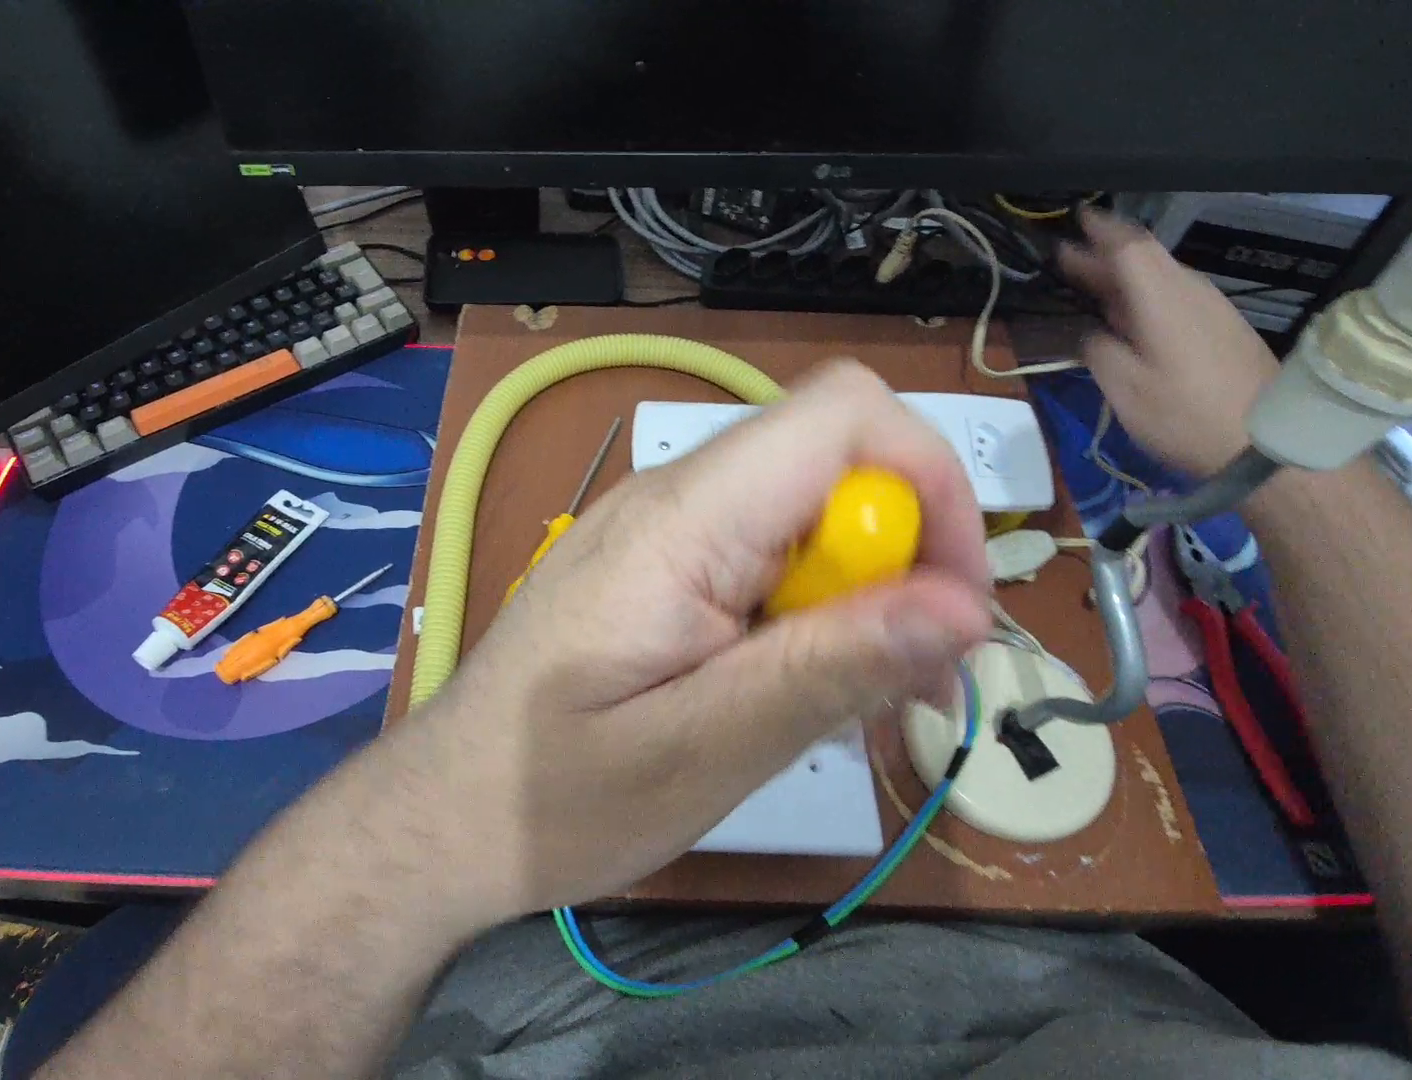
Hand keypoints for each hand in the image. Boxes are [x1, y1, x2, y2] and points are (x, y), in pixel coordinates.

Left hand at [386, 361, 991, 924]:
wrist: (447, 813)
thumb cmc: (555, 798)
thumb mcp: (701, 750)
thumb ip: (826, 670)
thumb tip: (963, 605)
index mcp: (681, 522)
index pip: (841, 413)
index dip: (928, 481)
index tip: (952, 605)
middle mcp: (672, 500)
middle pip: (833, 465)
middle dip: (901, 560)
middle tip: (911, 683)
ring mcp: (660, 533)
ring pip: (808, 518)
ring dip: (859, 601)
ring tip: (858, 706)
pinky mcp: (657, 571)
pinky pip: (764, 559)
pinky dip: (808, 617)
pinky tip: (795, 694)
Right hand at [1059, 209, 1283, 475]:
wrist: (1264, 442)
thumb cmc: (1184, 414)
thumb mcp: (1123, 387)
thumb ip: (1097, 350)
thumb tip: (1088, 332)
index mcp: (1162, 299)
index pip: (1129, 248)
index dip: (1100, 231)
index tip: (1075, 217)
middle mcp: (1189, 293)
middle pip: (1144, 260)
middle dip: (1102, 254)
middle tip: (1065, 253)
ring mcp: (1208, 311)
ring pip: (1157, 279)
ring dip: (1119, 276)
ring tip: (1085, 281)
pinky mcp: (1217, 330)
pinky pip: (1170, 298)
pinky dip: (1138, 296)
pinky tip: (1122, 312)